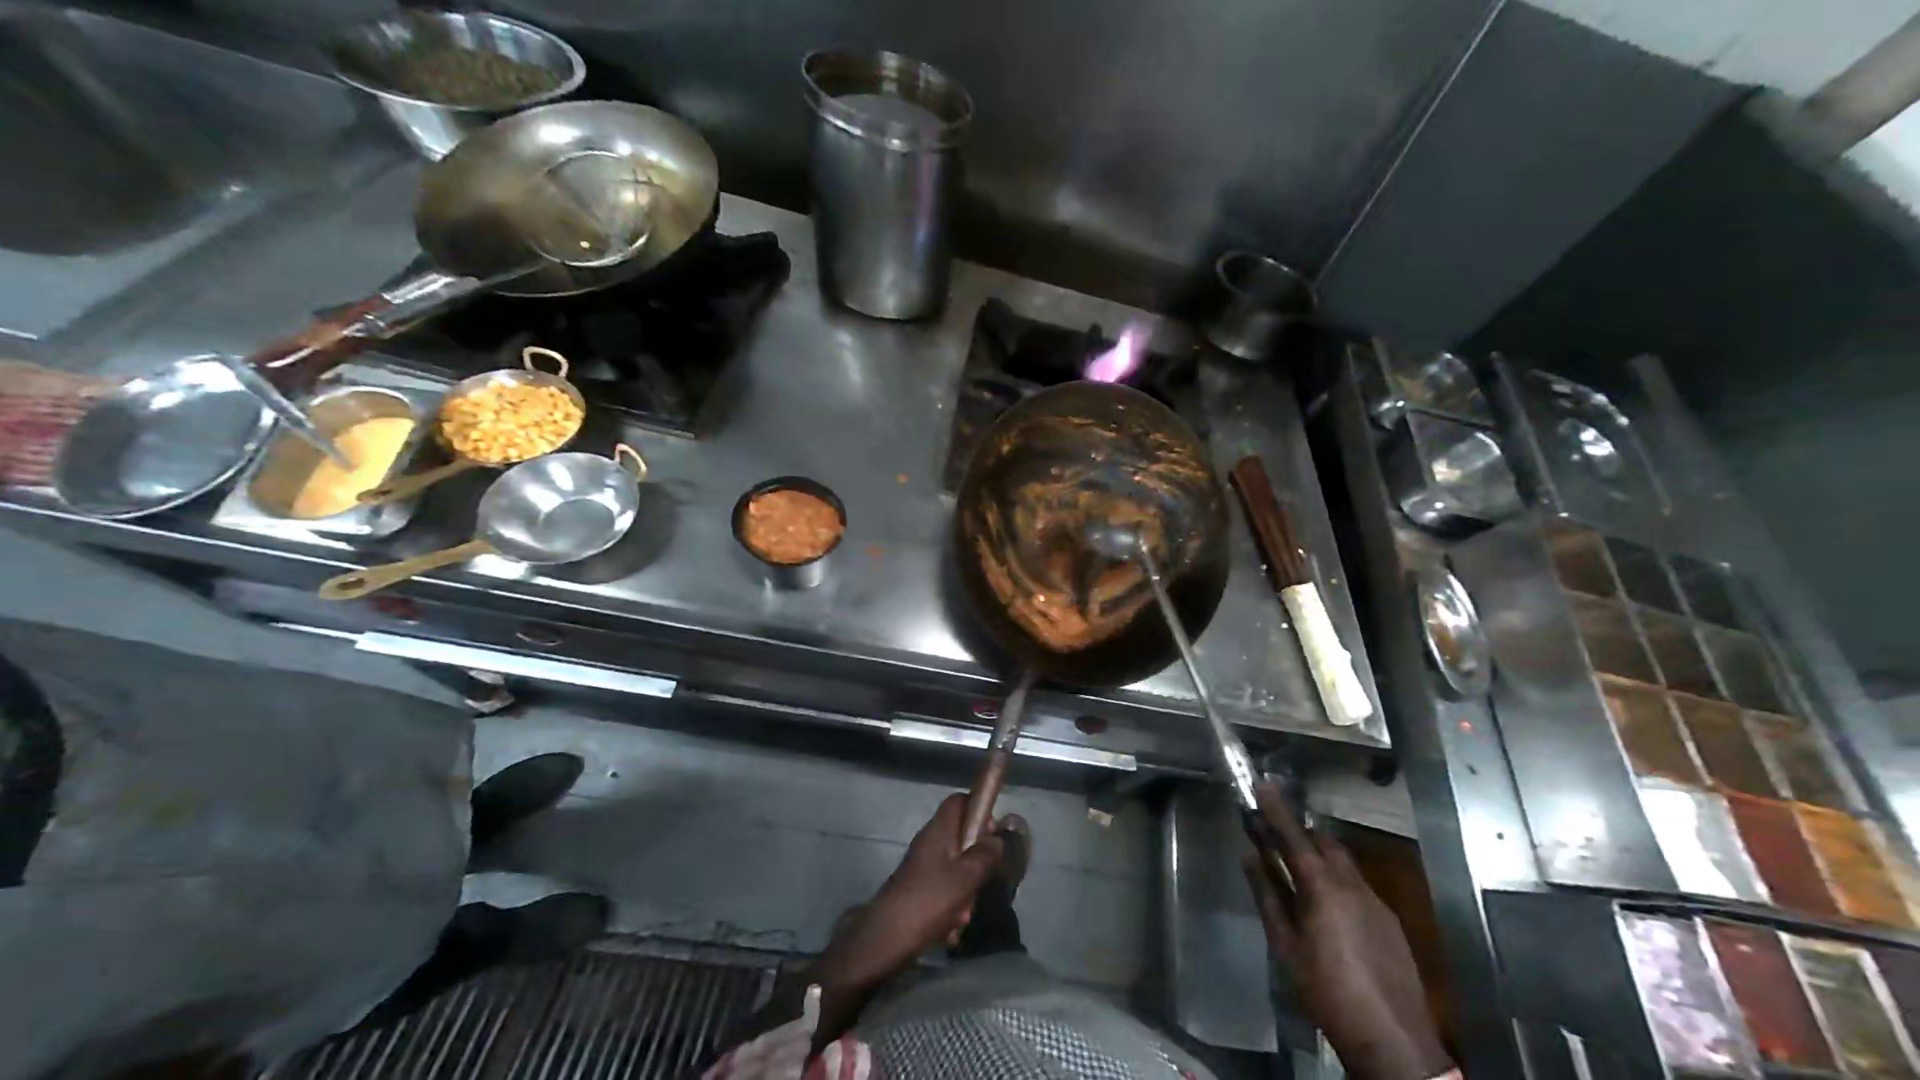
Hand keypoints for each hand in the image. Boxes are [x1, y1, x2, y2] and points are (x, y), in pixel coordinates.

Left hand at [802, 793, 1004, 1045]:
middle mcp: (929, 842)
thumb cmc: (931, 898)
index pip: (959, 801)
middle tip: (983, 880)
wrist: (888, 936)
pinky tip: (951, 929)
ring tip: (964, 913)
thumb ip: (986, 853)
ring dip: (966, 891)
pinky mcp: (918, 889)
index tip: (993, 832)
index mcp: (939, 830)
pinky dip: (952, 907)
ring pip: (956, 868)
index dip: (979, 809)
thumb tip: (997, 838)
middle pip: (961, 837)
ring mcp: (922, 866)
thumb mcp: (968, 875)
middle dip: (977, 860)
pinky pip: (944, 890)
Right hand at [1244, 782, 1451, 1079]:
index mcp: (1323, 887)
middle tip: (1275, 837)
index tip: (1262, 785)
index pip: (1294, 836)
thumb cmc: (1325, 990)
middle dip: (1300, 833)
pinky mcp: (1390, 922)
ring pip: (1344, 863)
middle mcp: (1353, 885)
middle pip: (1324, 843)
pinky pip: (1358, 886)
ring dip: (1319, 857)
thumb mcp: (1285, 944)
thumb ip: (1267, 896)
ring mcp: (1376, 903)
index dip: (1275, 810)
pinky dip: (1337, 881)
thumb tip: (1251, 858)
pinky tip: (1326, 908)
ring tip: (1297, 872)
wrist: (1391, 1038)